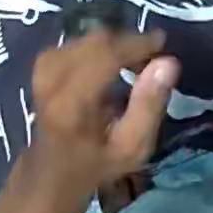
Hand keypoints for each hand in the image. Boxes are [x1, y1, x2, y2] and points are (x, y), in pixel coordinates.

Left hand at [24, 28, 177, 200]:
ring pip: (90, 38)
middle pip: (98, 41)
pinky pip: (80, 41)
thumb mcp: (132, 148)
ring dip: (116, 44)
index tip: (162, 43)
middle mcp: (53, 76)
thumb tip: (169, 62)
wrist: (51, 174)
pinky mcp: (44, 61)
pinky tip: (112, 62)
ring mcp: (44, 66)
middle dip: (129, 42)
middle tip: (152, 58)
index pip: (106, 54)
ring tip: (135, 63)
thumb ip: (149, 105)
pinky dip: (101, 46)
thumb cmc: (96, 165)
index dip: (136, 43)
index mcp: (72, 101)